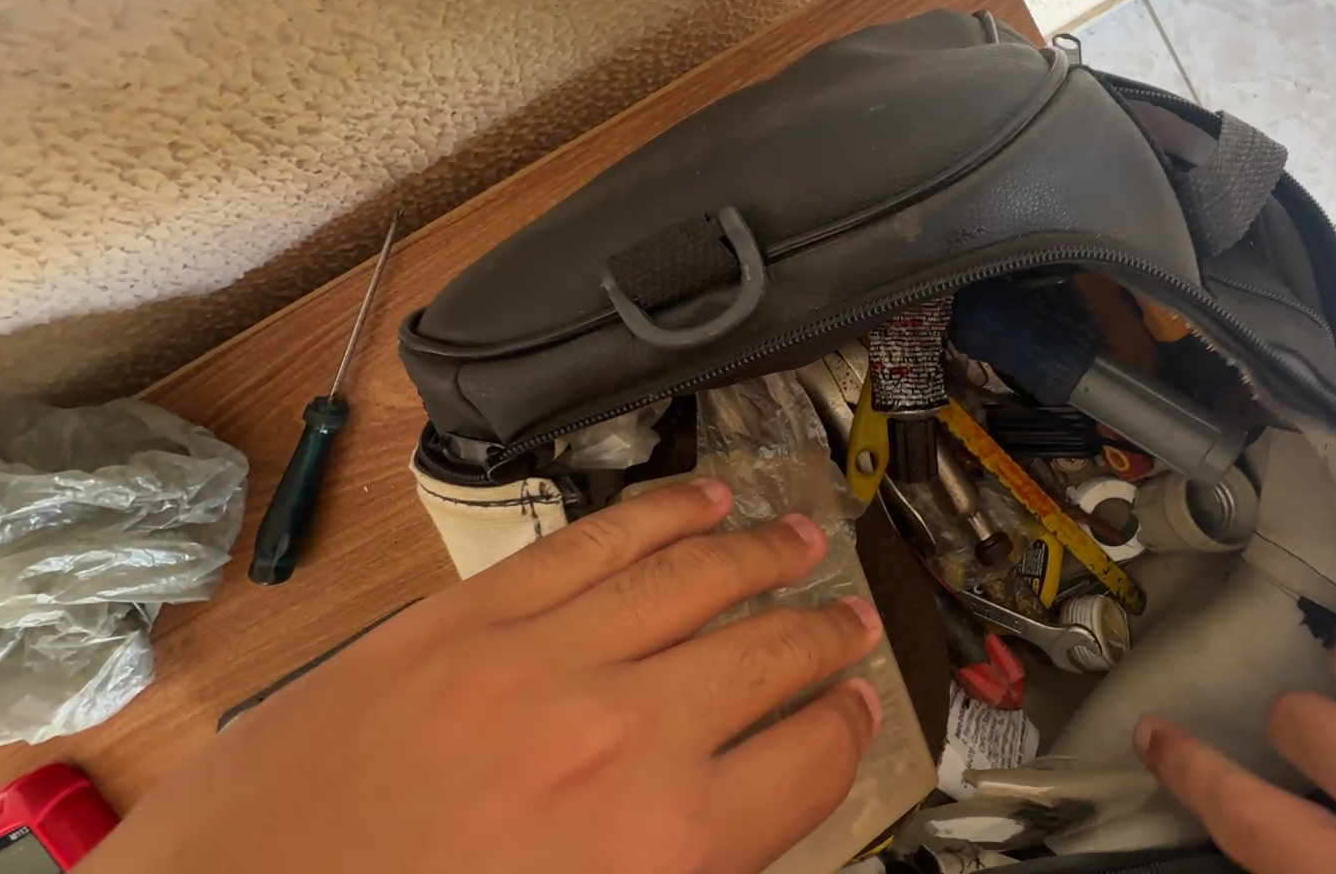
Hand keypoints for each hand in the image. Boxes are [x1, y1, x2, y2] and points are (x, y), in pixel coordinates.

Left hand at [82, 479, 884, 873]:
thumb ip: (685, 866)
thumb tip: (744, 806)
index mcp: (656, 851)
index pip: (806, 762)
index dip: (848, 728)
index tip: (863, 705)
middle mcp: (620, 739)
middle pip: (767, 656)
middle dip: (825, 634)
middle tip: (855, 616)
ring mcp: (542, 660)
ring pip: (695, 578)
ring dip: (764, 554)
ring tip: (803, 537)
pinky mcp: (471, 616)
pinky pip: (598, 542)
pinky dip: (666, 513)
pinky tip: (707, 499)